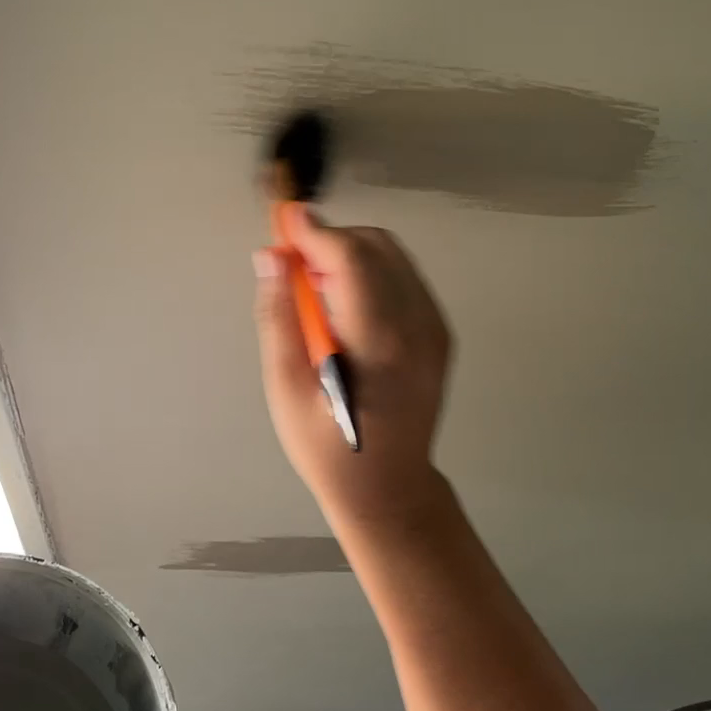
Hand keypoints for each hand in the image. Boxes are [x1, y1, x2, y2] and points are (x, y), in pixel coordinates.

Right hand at [253, 210, 451, 519]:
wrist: (389, 489)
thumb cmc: (327, 448)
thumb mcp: (287, 389)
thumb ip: (279, 317)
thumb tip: (270, 258)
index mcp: (380, 341)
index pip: (352, 259)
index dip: (315, 233)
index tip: (283, 220)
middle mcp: (418, 325)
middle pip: (377, 247)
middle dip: (331, 241)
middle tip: (294, 267)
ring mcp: (435, 329)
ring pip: (394, 257)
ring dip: (351, 255)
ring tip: (316, 290)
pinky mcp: (439, 335)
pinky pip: (405, 279)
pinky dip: (371, 274)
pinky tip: (345, 308)